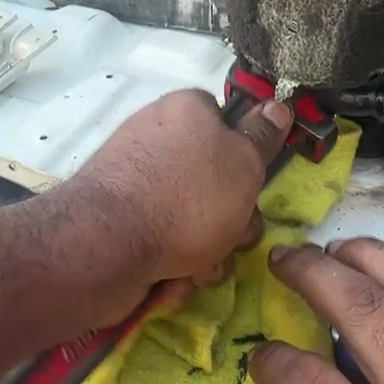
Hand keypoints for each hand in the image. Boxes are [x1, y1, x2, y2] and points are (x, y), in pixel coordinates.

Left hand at [60, 89, 292, 310]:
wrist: (105, 249)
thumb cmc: (186, 197)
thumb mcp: (243, 164)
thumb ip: (262, 138)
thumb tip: (278, 105)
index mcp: (186, 110)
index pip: (226, 122)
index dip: (244, 155)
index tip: (250, 181)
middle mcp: (158, 139)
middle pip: (216, 179)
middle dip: (231, 218)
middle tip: (232, 235)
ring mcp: (136, 183)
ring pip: (195, 218)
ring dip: (208, 250)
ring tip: (198, 267)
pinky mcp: (121, 223)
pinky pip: (164, 242)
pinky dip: (174, 264)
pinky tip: (170, 279)